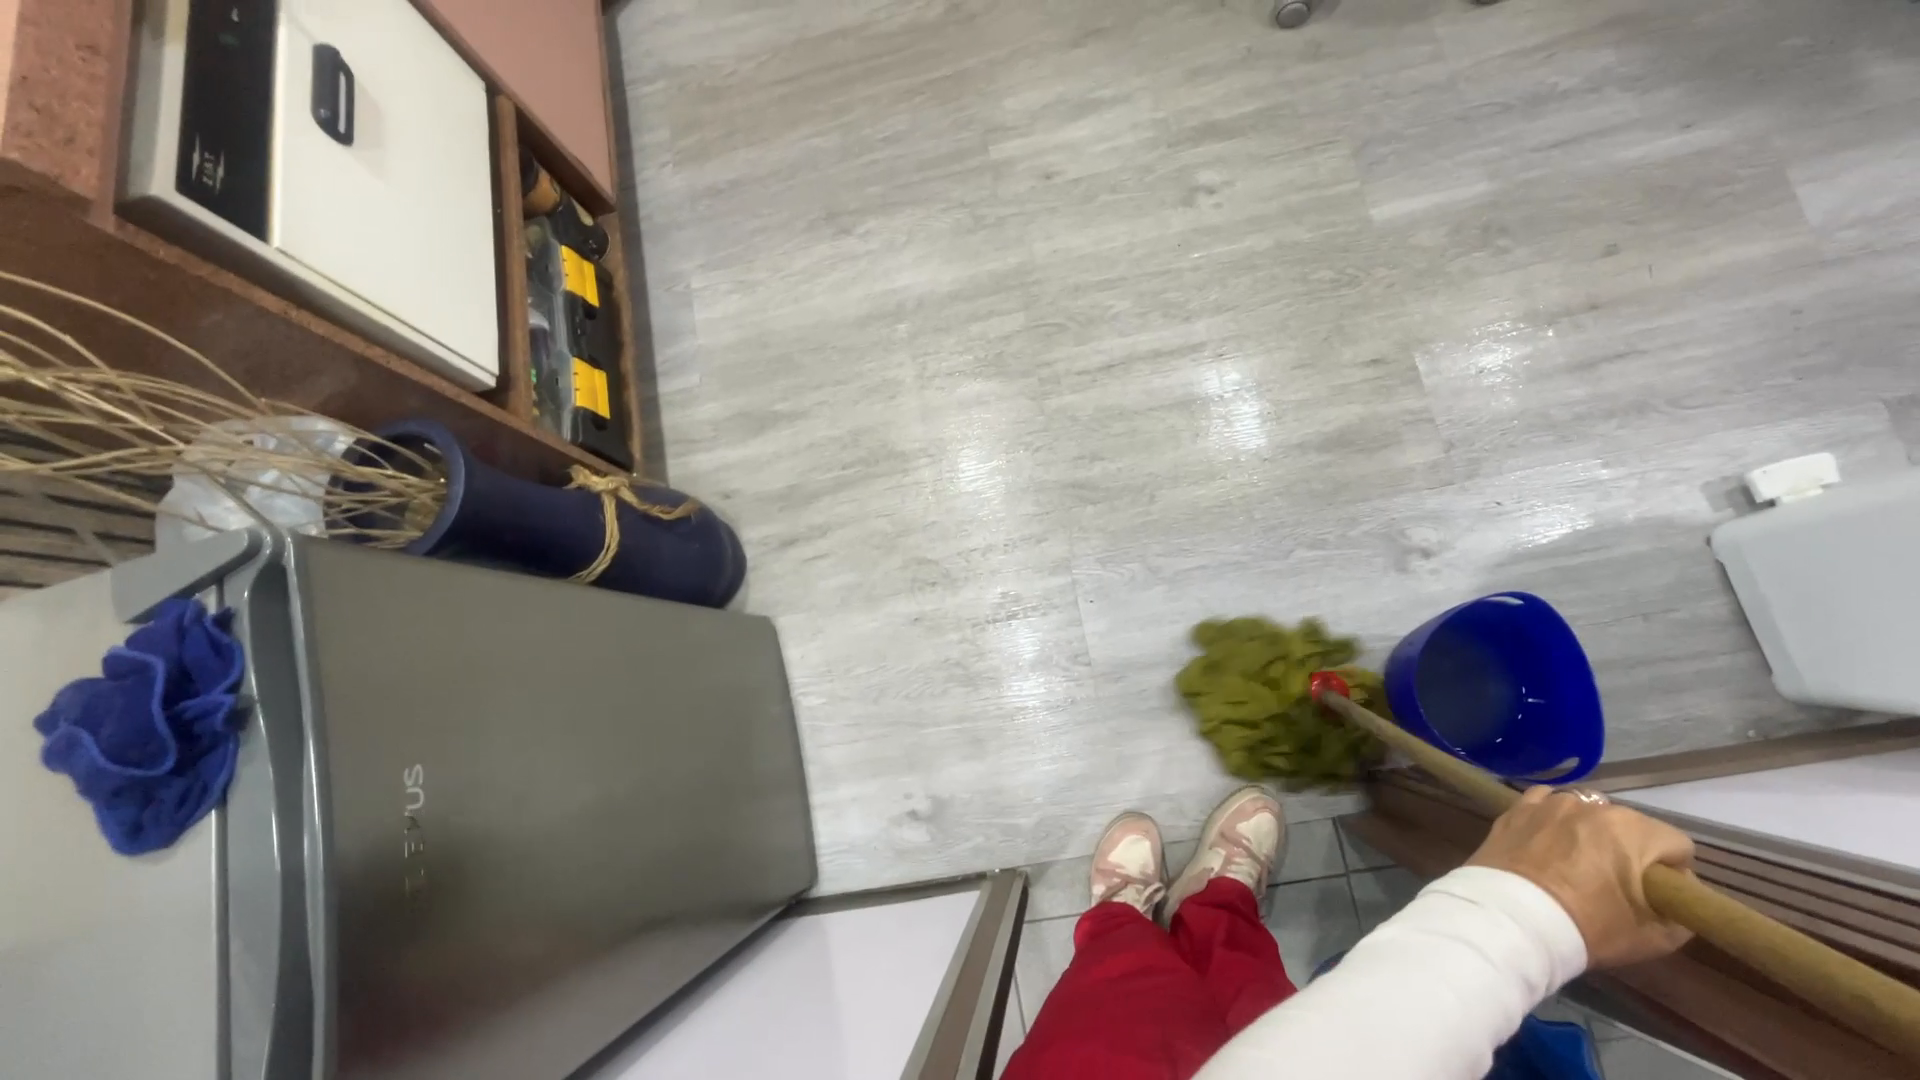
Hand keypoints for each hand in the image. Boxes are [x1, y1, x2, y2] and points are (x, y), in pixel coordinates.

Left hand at [1466, 785, 1695, 967]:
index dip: (1674, 871)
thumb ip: (1681, 911)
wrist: (1513, 918)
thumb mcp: (1657, 935)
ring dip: (1590, 831)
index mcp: (1632, 830)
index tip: (1659, 893)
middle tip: (1616, 882)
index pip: (1676, 844)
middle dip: (1631, 849)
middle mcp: (1590, 807)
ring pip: (1586, 811)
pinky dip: (1552, 818)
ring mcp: (1548, 804)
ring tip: (1578, 861)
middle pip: (1629, 825)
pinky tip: (1548, 839)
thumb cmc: (1589, 926)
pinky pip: (1543, 803)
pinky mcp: (1515, 809)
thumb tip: (1677, 891)